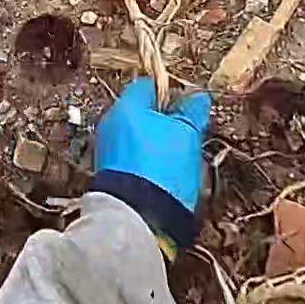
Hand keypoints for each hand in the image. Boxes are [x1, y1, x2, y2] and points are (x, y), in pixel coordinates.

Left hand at [91, 77, 209, 247]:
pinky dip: (147, 161)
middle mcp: (111, 124)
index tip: (187, 107)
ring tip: (178, 159)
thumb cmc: (162, 169)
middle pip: (142, 112)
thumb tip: (197, 96)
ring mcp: (107, 149)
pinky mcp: (109, 173)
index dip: (170, 93)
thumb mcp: (187, 134)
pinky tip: (164, 176)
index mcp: (126, 107)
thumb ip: (191, 111)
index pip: (147, 85)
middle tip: (186, 134)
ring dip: (158, 143)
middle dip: (165, 121)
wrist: (138, 218)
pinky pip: (132, 157)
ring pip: (138, 136)